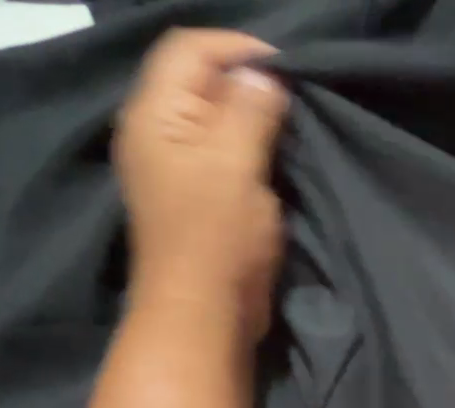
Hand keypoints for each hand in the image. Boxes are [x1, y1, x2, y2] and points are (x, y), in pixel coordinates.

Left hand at [115, 30, 288, 343]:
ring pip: (216, 117)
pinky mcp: (201, 194)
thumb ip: (248, 111)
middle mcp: (159, 131)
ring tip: (295, 126)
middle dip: (249, 81)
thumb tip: (265, 75)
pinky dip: (253, 145)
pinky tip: (280, 157)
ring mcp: (178, 165)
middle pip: (201, 80)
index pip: (189, 50)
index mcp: (155, 115)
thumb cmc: (216, 238)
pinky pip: (225, 150)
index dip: (237, 48)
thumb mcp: (234, 164)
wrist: (206, 312)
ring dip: (254, 115)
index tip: (291, 68)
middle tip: (298, 99)